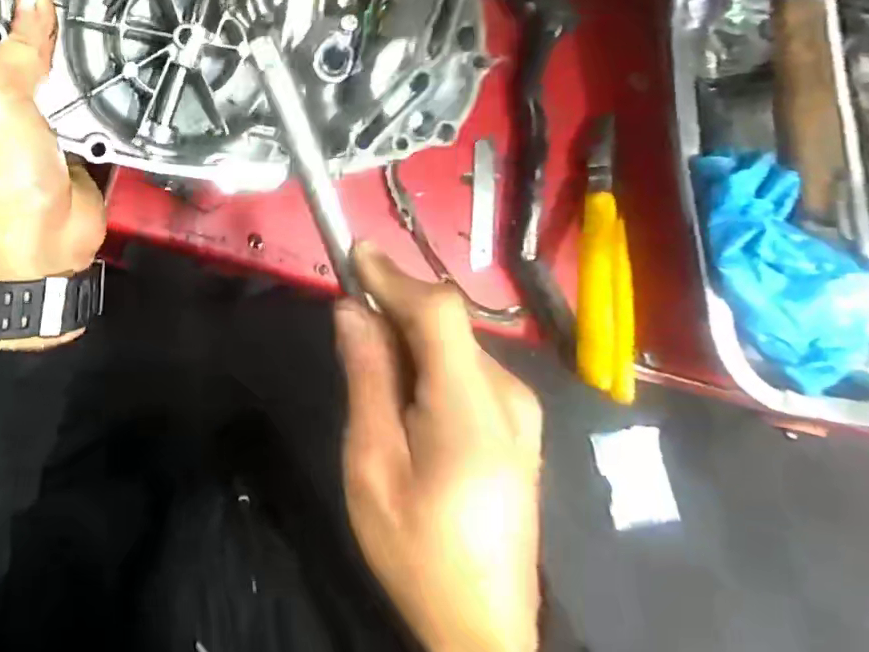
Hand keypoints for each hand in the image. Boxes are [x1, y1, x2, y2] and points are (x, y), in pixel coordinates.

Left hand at [0, 0, 105, 345]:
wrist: (37, 251)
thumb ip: (13, 47)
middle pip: (20, 44)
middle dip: (48, 19)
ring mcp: (32, 120)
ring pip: (56, 70)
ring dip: (77, 51)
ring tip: (110, 12)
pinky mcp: (68, 138)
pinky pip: (83, 100)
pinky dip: (97, 84)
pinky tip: (119, 60)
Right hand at [336, 242, 542, 651]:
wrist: (483, 625)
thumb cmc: (416, 548)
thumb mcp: (373, 464)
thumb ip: (367, 379)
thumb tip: (353, 311)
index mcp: (473, 408)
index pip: (438, 312)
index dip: (395, 276)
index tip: (354, 254)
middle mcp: (509, 397)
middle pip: (446, 324)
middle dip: (395, 308)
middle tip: (347, 321)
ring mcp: (520, 411)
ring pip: (454, 343)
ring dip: (408, 336)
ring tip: (370, 367)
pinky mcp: (517, 424)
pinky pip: (465, 368)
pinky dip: (427, 359)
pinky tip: (403, 393)